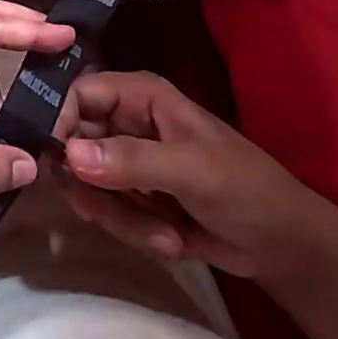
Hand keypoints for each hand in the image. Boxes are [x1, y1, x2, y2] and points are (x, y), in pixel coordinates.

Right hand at [53, 71, 319, 278]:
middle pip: (73, 142)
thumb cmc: (245, 189)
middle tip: (107, 213)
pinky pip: (105, 211)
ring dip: (121, 217)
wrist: (281, 246)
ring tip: (165, 233)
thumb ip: (132, 161)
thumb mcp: (192, 171)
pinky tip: (172, 240)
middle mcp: (124, 121)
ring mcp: (125, 160)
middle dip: (92, 186)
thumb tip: (69, 154)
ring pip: (86, 183)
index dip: (59, 120)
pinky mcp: (129, 196)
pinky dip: (134, 231)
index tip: (56, 162)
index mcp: (139, 95)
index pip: (79, 92)